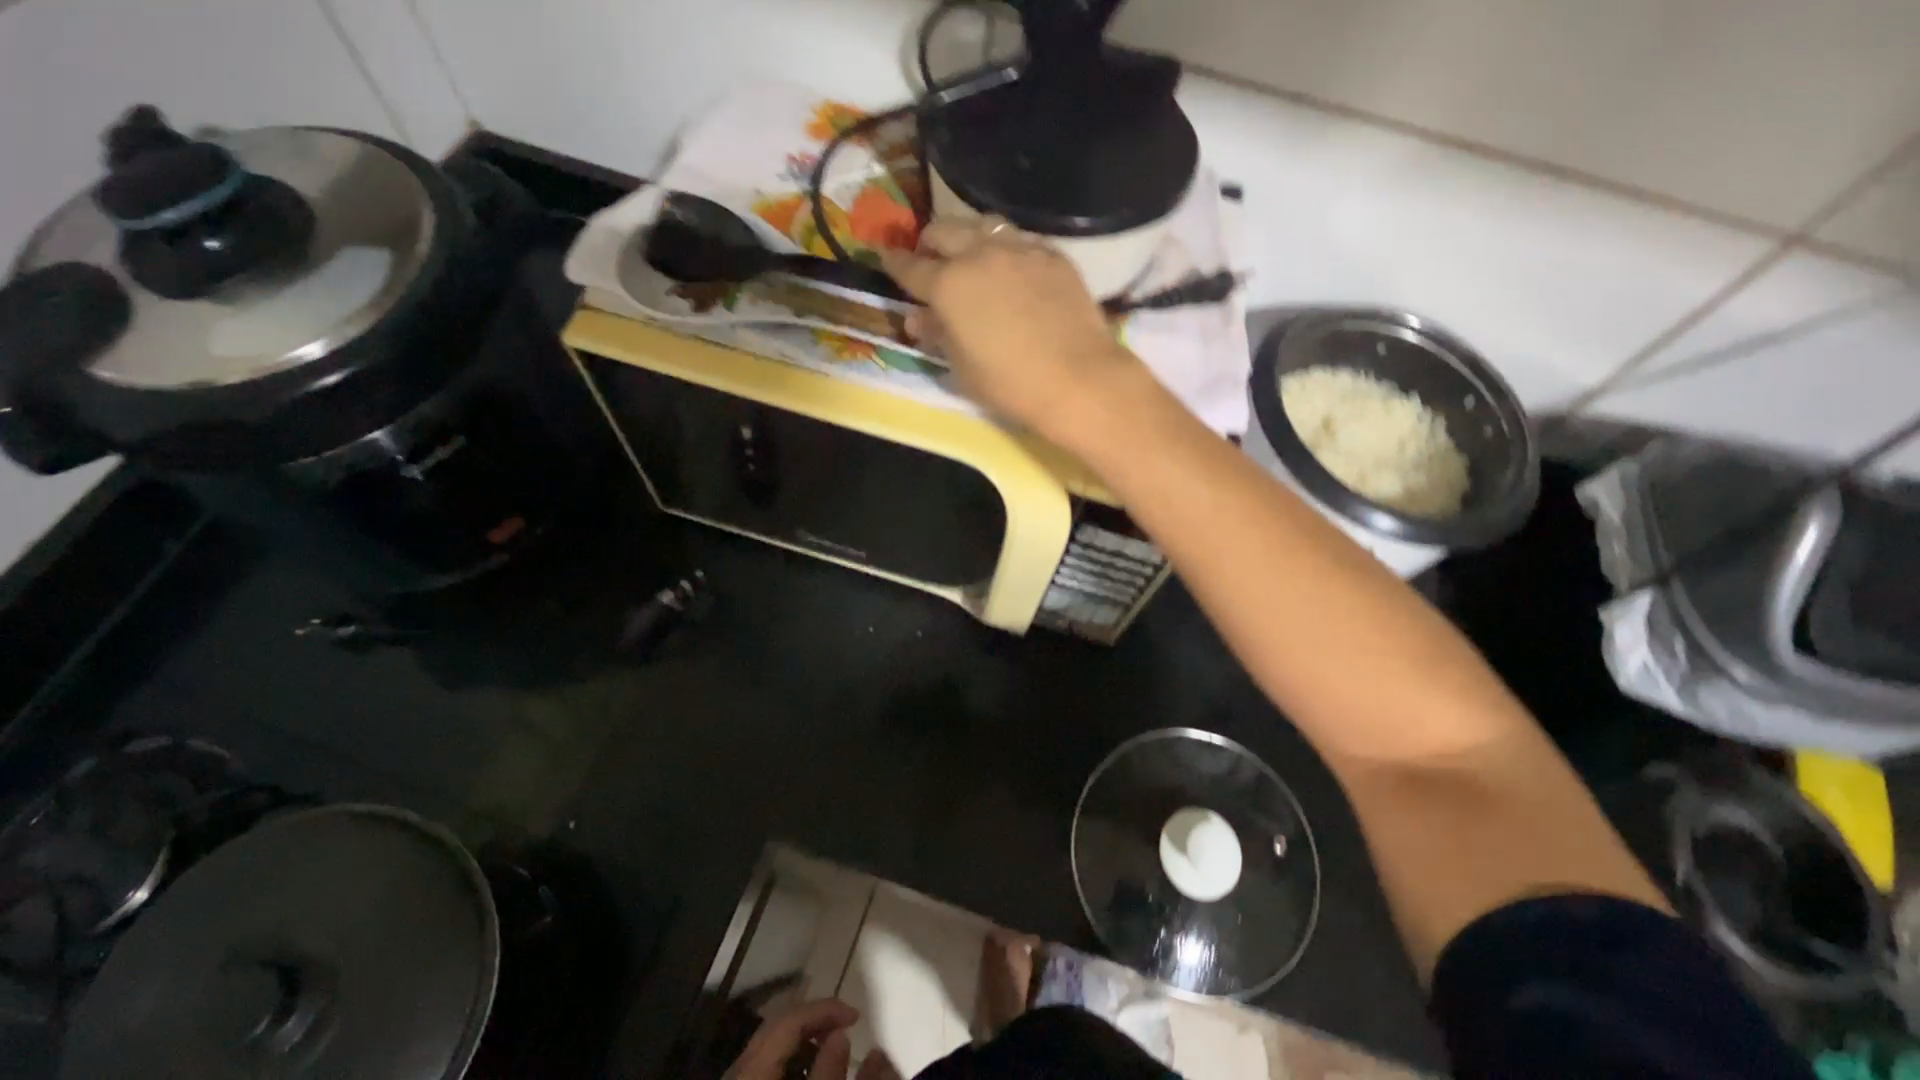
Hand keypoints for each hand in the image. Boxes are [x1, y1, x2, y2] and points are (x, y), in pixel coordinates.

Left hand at [727, 999, 856, 1079]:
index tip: (855, 1016)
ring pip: (772, 1042)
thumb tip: (842, 1034)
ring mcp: (737, 1076)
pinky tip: (808, 1069)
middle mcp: (740, 1066)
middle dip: (814, 1020)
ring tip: (831, 1046)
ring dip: (804, 1037)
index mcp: (754, 1067)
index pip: (790, 1019)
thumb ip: (826, 1071)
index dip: (824, 1009)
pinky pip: (766, 1061)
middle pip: (778, 1025)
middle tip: (846, 1025)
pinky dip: (792, 1056)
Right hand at [881, 218, 1143, 447]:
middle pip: (944, 231)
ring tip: (969, 254)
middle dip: (930, 242)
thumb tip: (919, 318)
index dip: (894, 263)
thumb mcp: (961, 367)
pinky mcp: (1053, 255)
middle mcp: (980, 255)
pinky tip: (1011, 267)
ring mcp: (1021, 249)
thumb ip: (937, 335)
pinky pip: (1020, 240)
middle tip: (929, 258)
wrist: (1079, 379)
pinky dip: (1006, 249)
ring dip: (968, 236)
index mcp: (948, 284)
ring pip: (983, 225)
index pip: (911, 267)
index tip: (885, 258)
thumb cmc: (1010, 383)